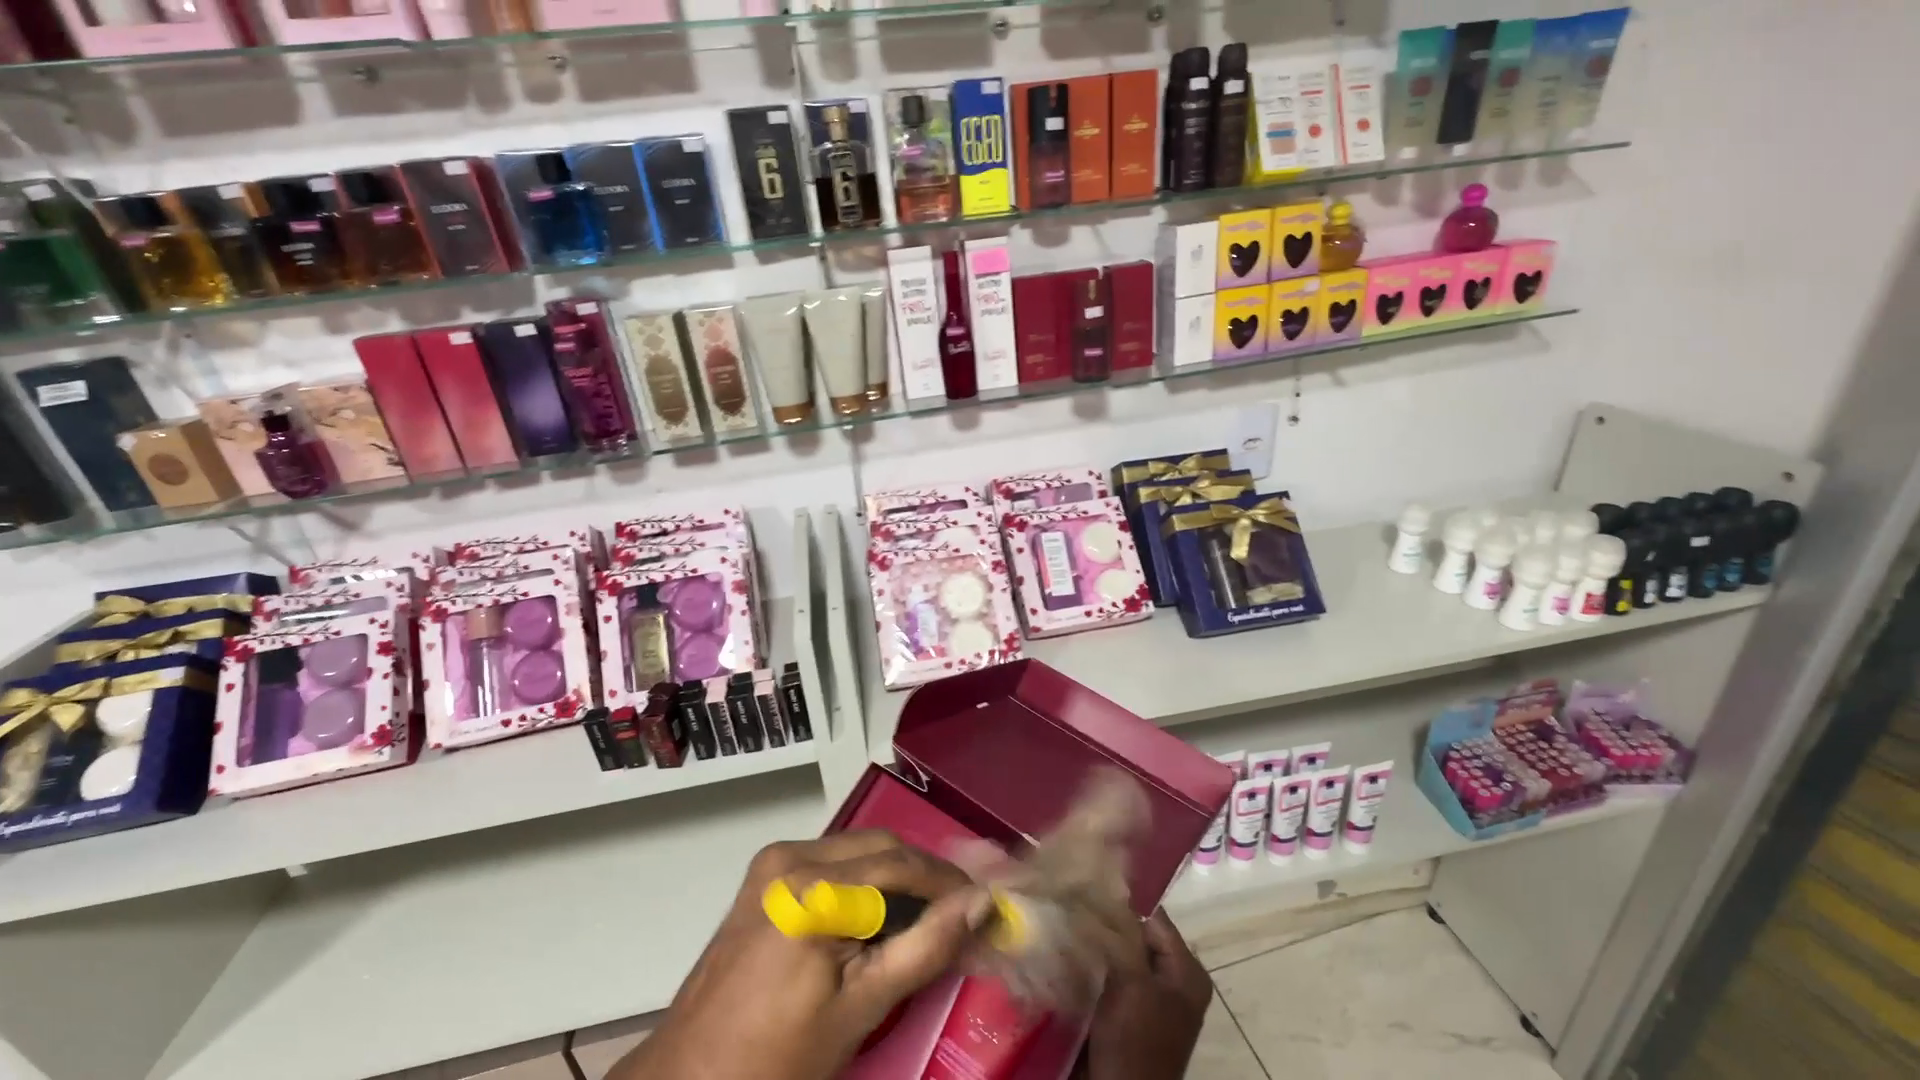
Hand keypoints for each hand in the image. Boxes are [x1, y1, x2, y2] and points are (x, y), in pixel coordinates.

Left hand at [611, 831, 993, 1079]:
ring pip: (855, 853)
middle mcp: (788, 856)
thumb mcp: (862, 1006)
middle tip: (959, 915)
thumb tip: (980, 903)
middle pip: (878, 848)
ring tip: (925, 922)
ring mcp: (769, 865)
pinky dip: (861, 885)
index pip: (900, 864)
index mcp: (811, 886)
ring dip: (894, 879)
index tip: (986, 904)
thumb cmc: (777, 1053)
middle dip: (923, 878)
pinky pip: (828, 865)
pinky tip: (878, 921)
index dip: (949, 882)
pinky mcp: (761, 880)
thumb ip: (925, 947)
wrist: (691, 1077)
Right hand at [1082, 910, 1212, 1079]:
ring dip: (1102, 946)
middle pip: (1141, 939)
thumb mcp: (1132, 983)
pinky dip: (1098, 968)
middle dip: (1111, 925)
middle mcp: (1176, 984)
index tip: (1093, 885)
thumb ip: (1126, 939)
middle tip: (1078, 906)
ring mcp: (1154, 1002)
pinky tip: (1076, 957)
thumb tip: (1114, 894)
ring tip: (1073, 927)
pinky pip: (1115, 979)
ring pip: (1125, 958)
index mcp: (1188, 974)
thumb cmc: (1135, 1038)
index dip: (1127, 903)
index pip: (1157, 921)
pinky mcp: (1132, 1016)